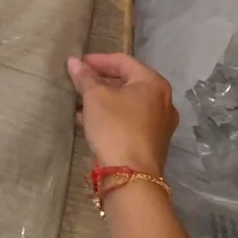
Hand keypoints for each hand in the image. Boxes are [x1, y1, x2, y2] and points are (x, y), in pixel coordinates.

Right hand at [67, 53, 177, 171]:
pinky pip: (131, 120)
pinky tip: (90, 121)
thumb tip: (74, 62)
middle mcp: (163, 100)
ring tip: (81, 101)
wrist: (131, 177)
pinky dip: (113, 115)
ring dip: (105, 99)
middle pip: (128, 81)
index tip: (79, 64)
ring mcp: (161, 124)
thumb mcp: (94, 97)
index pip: (123, 61)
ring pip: (129, 103)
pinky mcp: (154, 142)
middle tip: (80, 81)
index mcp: (153, 83)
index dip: (99, 60)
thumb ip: (85, 77)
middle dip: (102, 80)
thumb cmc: (115, 126)